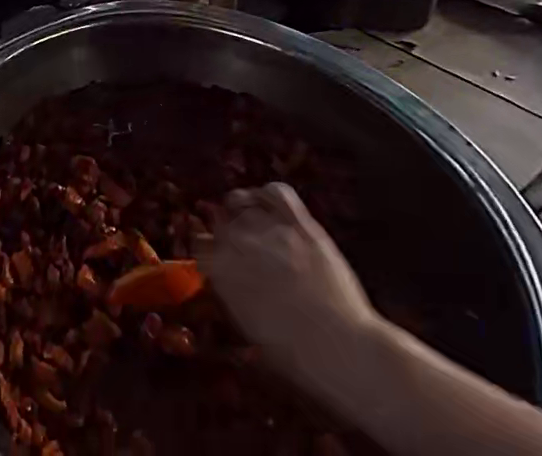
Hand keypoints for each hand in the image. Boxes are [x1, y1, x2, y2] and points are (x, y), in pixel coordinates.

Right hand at [194, 182, 383, 388]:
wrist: (342, 347)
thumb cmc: (291, 349)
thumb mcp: (247, 322)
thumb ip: (229, 288)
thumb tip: (220, 271)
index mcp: (222, 269)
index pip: (199, 242)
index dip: (206, 246)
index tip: (214, 251)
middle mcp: (239, 243)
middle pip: (219, 219)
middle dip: (223, 227)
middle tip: (236, 239)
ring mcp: (270, 230)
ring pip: (243, 200)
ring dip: (243, 208)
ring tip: (250, 216)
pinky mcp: (300, 224)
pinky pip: (277, 192)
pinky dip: (268, 193)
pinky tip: (269, 203)